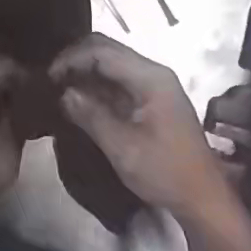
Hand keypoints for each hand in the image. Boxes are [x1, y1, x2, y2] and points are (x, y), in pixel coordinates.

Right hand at [49, 34, 231, 222]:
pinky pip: (117, 82)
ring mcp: (153, 86)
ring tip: (58, 88)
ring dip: (84, 72)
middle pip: (107, 51)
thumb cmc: (165, 172)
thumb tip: (64, 93)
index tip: (48, 78)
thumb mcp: (123, 147)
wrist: (202, 199)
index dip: (71, 59)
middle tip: (50, 80)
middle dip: (76, 60)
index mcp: (150, 78)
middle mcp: (153, 73)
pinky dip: (96, 86)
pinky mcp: (150, 100)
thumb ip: (91, 115)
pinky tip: (78, 99)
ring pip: (111, 65)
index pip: (102, 51)